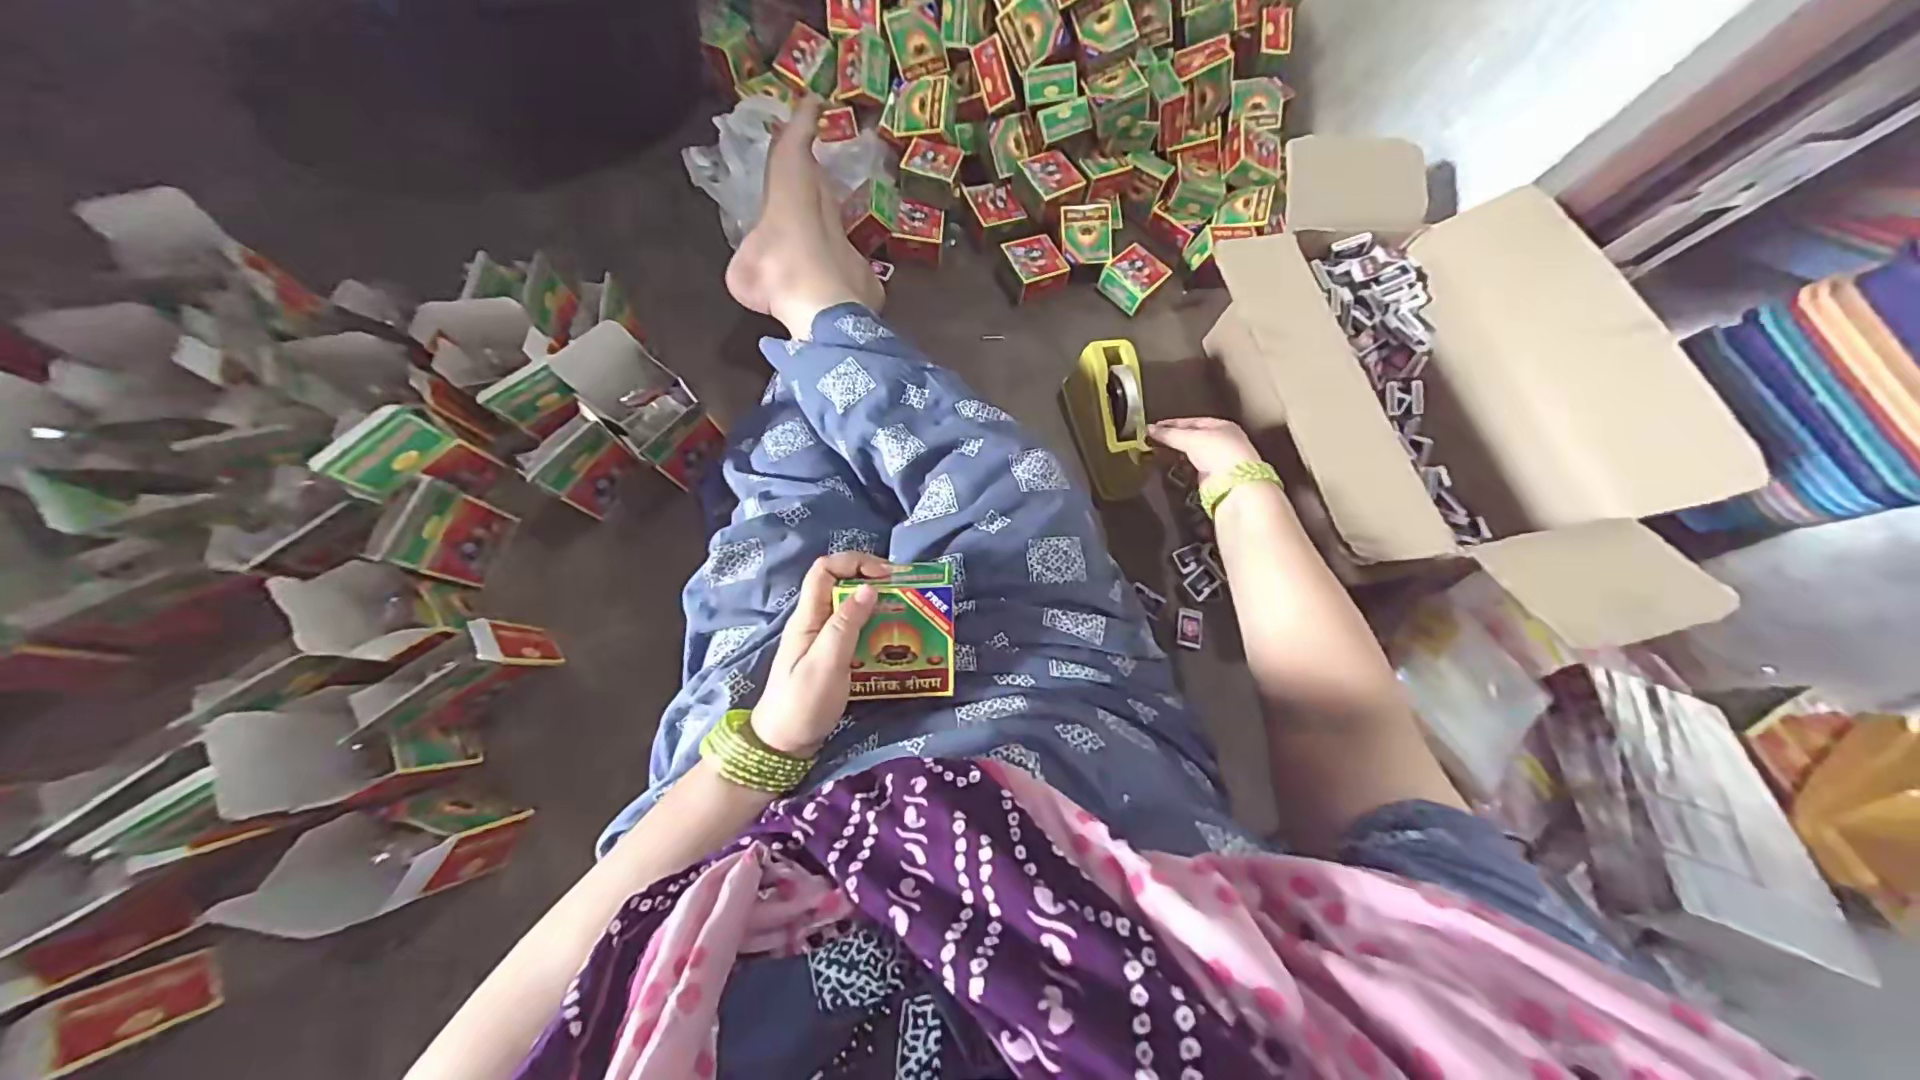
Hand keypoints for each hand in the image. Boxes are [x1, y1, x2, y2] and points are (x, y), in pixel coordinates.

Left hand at [750, 552, 892, 756]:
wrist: (782, 745)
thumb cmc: (802, 704)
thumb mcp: (827, 663)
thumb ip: (846, 625)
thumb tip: (869, 588)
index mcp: (808, 617)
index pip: (825, 569)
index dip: (856, 562)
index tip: (887, 576)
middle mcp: (815, 622)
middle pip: (842, 584)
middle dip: (874, 581)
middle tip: (906, 592)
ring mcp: (823, 639)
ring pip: (851, 608)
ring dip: (879, 605)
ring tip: (907, 613)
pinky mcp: (832, 656)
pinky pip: (856, 631)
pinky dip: (876, 628)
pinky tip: (894, 640)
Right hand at [1148, 417, 1263, 484]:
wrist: (1233, 483)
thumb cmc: (1218, 452)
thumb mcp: (1192, 438)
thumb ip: (1170, 434)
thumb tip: (1149, 429)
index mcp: (1221, 426)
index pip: (1192, 421)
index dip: (1172, 423)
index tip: (1153, 427)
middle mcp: (1219, 440)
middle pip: (1190, 436)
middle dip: (1171, 437)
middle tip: (1150, 438)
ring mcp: (1214, 458)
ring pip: (1189, 451)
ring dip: (1173, 451)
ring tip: (1153, 449)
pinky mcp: (1208, 475)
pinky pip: (1189, 465)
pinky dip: (1177, 463)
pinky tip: (1164, 462)